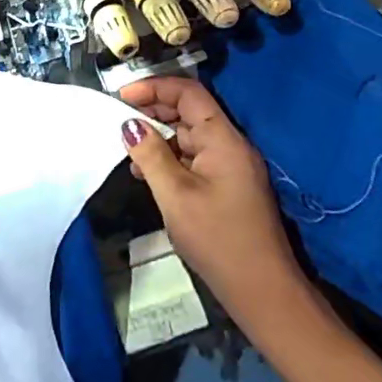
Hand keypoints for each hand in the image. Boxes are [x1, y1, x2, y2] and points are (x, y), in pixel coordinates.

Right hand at [118, 77, 300, 315]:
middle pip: (188, 111)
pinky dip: (167, 157)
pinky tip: (145, 173)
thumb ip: (150, 154)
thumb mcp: (174, 194)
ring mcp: (230, 167)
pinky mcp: (226, 185)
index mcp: (223, 141)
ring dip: (156, 136)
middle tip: (118, 121)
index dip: (154, 87)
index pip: (188, 93)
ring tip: (128, 151)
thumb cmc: (218, 239)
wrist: (263, 294)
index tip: (121, 96)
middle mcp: (230, 147)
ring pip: (186, 135)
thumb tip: (129, 124)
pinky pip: (191, 156)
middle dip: (151, 110)